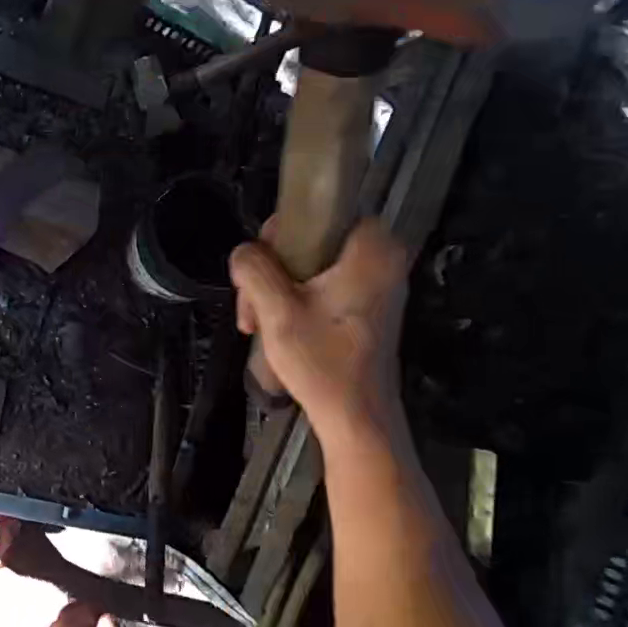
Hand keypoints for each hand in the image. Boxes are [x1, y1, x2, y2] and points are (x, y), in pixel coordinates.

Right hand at [229, 217, 409, 428]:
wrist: (355, 416)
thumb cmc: (322, 361)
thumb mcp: (275, 310)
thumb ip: (253, 268)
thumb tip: (243, 252)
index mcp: (372, 251)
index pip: (321, 210)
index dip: (283, 231)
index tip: (261, 265)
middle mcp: (384, 260)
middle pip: (312, 238)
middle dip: (272, 268)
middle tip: (253, 303)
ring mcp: (378, 284)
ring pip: (311, 263)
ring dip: (277, 288)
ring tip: (256, 320)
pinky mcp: (368, 306)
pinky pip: (321, 284)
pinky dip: (295, 299)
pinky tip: (274, 326)